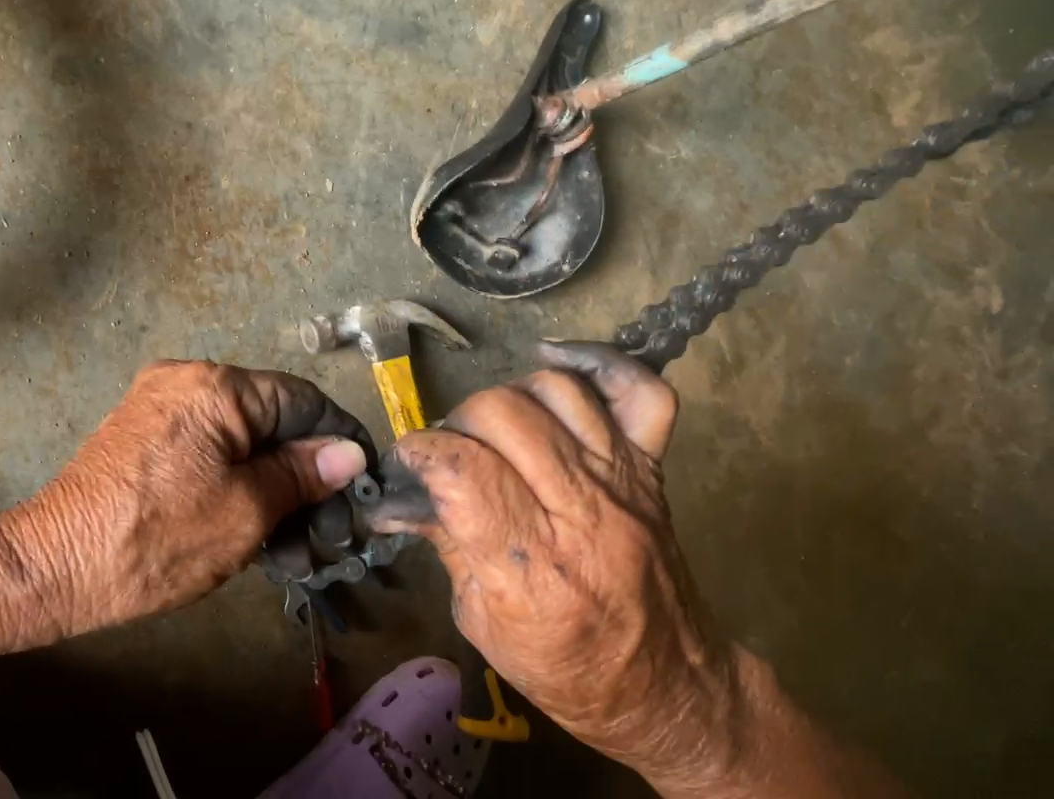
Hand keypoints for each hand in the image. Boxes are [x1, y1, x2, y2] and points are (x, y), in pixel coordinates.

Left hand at [6, 361, 370, 635]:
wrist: (57, 565)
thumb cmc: (159, 539)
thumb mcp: (246, 511)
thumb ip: (302, 474)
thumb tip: (349, 451)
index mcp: (213, 387)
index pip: (300, 398)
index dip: (339, 442)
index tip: (364, 490)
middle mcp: (185, 382)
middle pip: (269, 423)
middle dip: (305, 481)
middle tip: (327, 541)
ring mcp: (160, 410)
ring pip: (240, 446)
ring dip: (273, 496)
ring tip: (293, 559)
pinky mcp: (145, 440)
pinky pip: (208, 456)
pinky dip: (237, 491)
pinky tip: (256, 542)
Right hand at [374, 342, 743, 782]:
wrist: (668, 689)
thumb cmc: (563, 664)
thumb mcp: (477, 617)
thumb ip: (441, 541)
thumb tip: (385, 498)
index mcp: (531, 562)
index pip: (461, 466)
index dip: (419, 453)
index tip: (407, 467)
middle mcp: (580, 510)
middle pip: (502, 413)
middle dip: (457, 424)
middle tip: (452, 456)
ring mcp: (623, 481)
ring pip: (556, 392)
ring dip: (508, 399)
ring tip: (495, 431)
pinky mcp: (652, 468)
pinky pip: (639, 390)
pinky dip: (596, 364)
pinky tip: (552, 367)